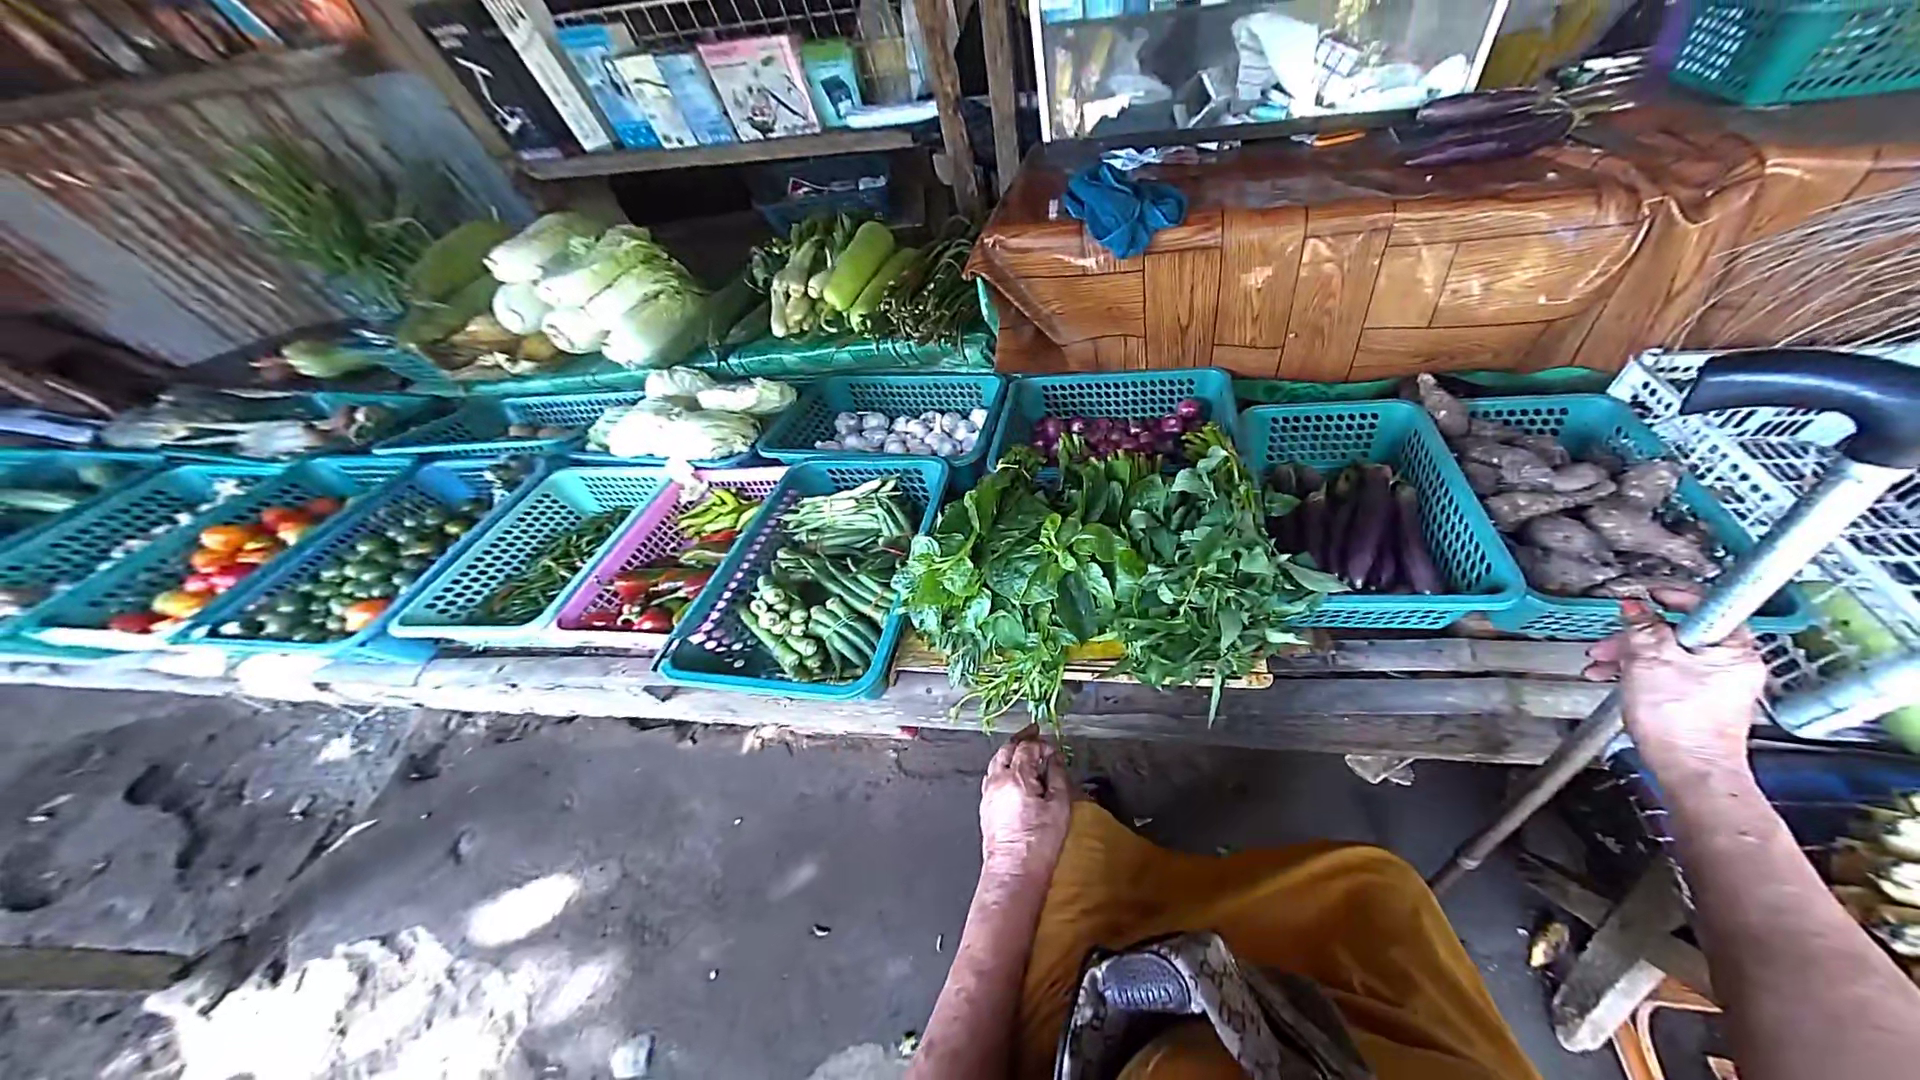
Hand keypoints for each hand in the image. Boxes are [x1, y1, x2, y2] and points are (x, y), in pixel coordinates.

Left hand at [979, 725, 1070, 879]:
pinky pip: (992, 775)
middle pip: (1007, 749)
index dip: (1041, 743)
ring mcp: (988, 792)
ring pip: (996, 761)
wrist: (1013, 871)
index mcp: (1016, 776)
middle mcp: (997, 780)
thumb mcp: (1059, 807)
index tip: (1053, 749)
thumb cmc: (1039, 842)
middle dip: (1022, 739)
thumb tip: (1055, 758)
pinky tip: (1011, 772)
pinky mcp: (985, 806)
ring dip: (1010, 751)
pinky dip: (1002, 766)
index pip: (1027, 748)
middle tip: (1034, 733)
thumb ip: (1057, 776)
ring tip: (1023, 750)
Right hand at [1583, 589, 1766, 778]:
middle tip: (1609, 641)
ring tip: (1600, 664)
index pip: (1705, 608)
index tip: (1645, 596)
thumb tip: (1635, 607)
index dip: (1671, 598)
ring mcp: (1714, 681)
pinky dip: (1635, 670)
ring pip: (1665, 653)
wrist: (1686, 762)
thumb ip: (1641, 628)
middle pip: (1677, 632)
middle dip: (1635, 635)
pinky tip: (1611, 676)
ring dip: (1627, 654)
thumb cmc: (1677, 717)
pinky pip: (1663, 671)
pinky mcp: (1696, 696)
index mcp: (1731, 650)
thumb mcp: (1648, 660)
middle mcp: (1730, 663)